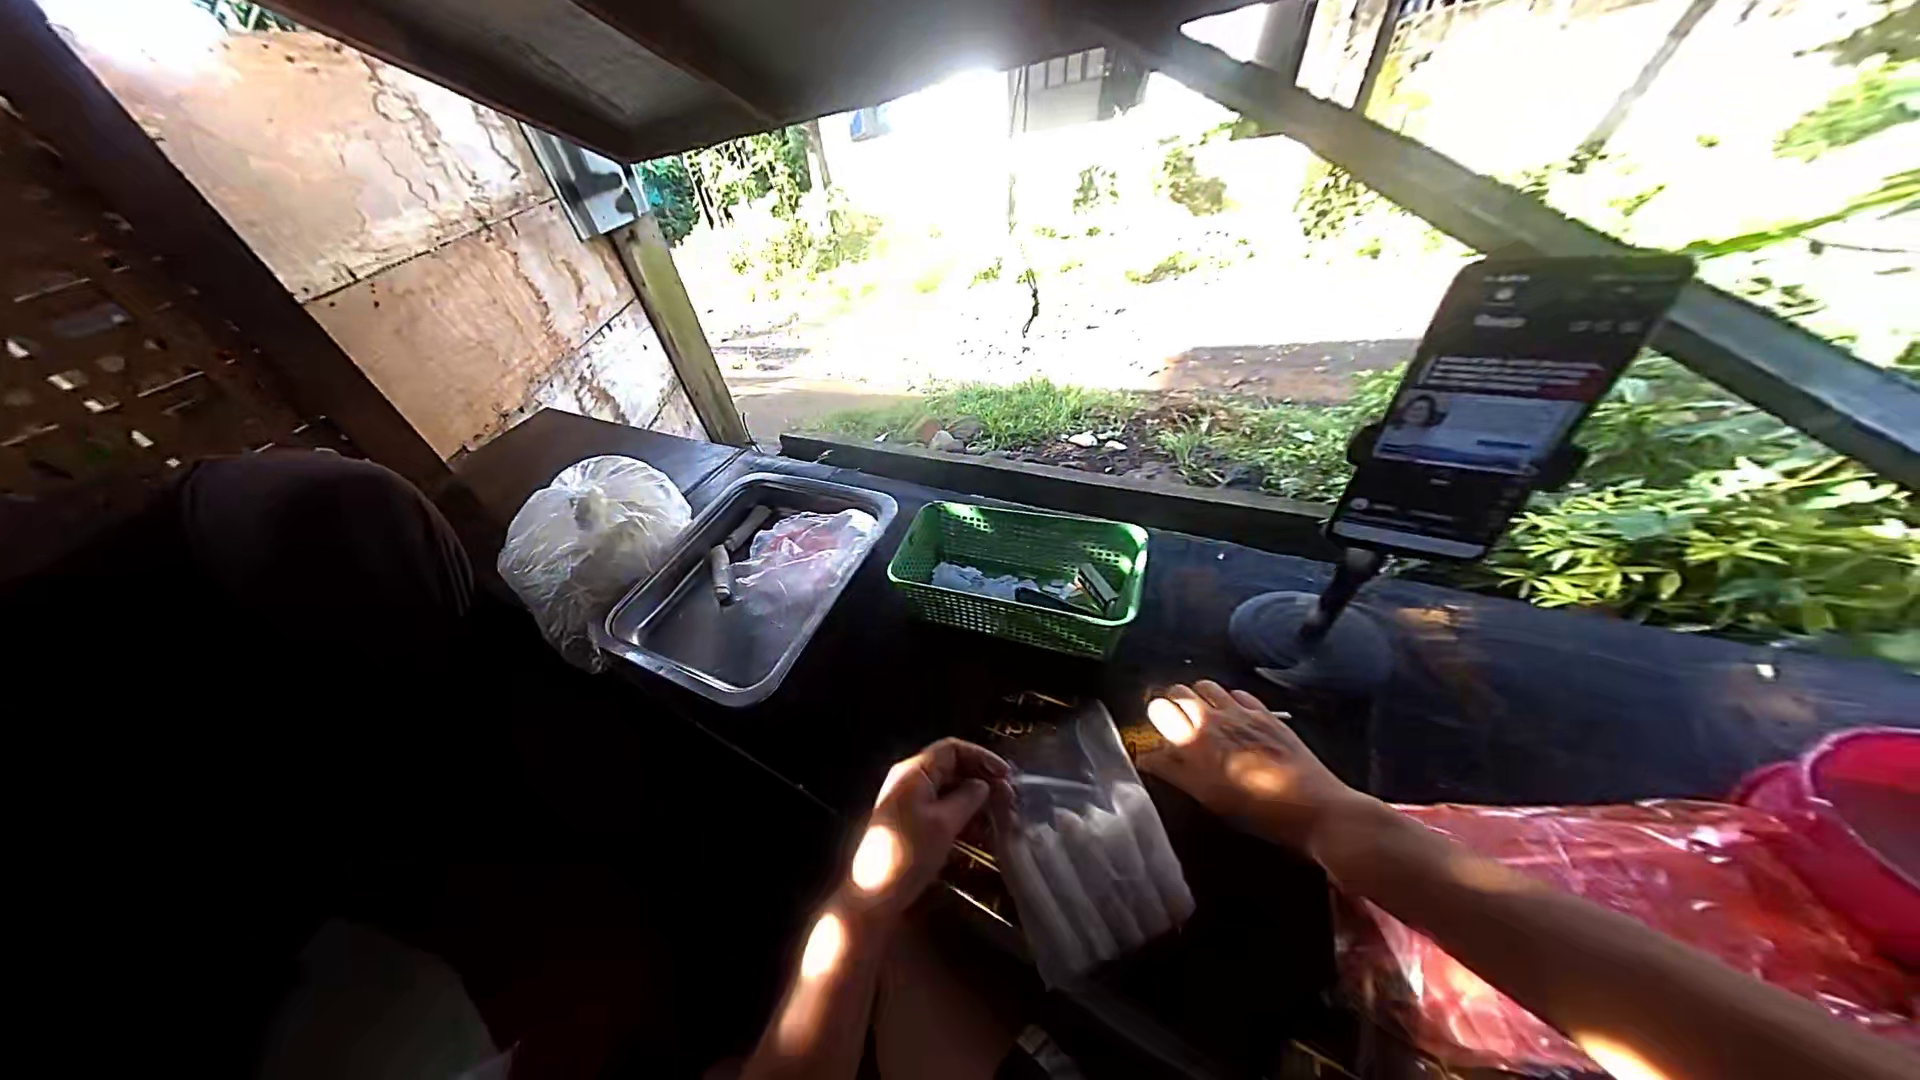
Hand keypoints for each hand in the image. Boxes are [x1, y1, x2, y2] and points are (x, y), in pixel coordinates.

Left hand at [847, 739, 1011, 918]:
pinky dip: (963, 815)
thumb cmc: (909, 854)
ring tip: (999, 816)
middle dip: (981, 779)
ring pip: (950, 789)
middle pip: (952, 767)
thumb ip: (968, 798)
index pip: (953, 749)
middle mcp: (911, 780)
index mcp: (915, 771)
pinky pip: (942, 808)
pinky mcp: (912, 822)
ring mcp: (909, 801)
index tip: (1005, 774)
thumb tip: (983, 785)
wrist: (874, 896)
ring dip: (975, 800)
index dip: (982, 757)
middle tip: (1006, 795)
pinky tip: (982, 831)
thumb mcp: (944, 823)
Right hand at [1136, 681, 1378, 854]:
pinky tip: (1235, 718)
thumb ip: (1172, 772)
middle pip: (1179, 691)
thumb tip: (1146, 758)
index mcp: (1194, 740)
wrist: (1315, 808)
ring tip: (1205, 716)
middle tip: (1179, 722)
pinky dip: (1229, 700)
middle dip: (1174, 702)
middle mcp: (1214, 718)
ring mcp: (1242, 712)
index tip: (1161, 731)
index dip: (1157, 717)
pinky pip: (1238, 694)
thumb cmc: (1257, 811)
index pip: (1159, 708)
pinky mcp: (1266, 714)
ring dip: (1200, 697)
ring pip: (1207, 686)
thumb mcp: (1207, 797)